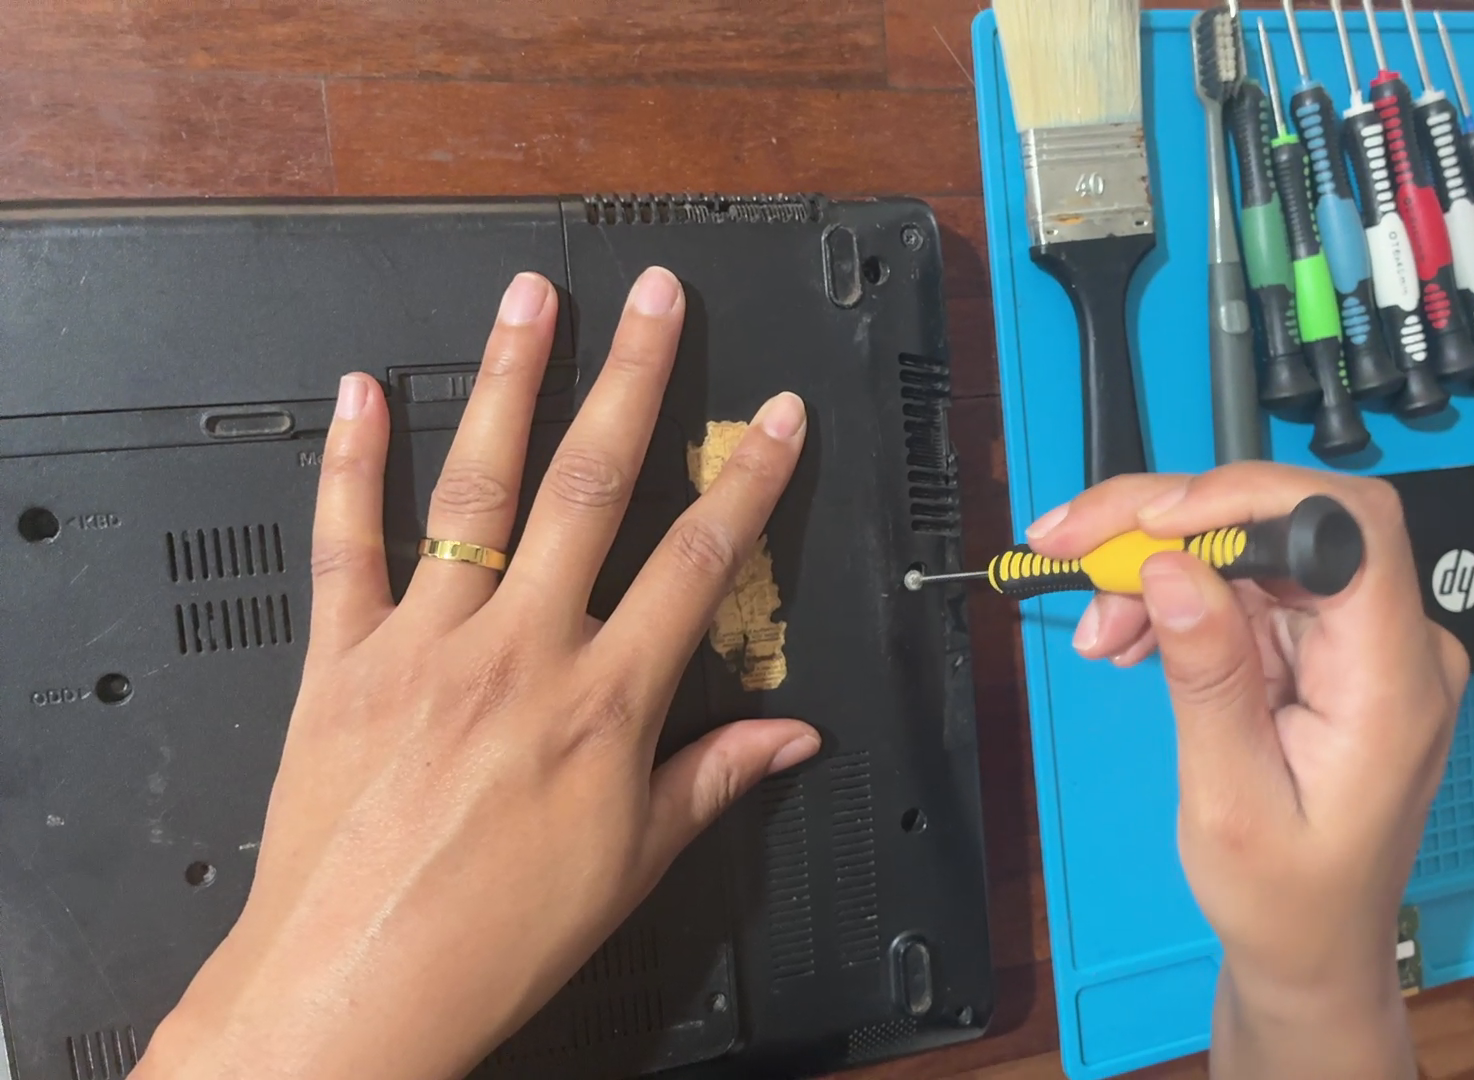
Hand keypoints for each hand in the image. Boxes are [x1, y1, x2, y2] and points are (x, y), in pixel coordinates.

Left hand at [133, 268, 820, 1079]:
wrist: (345, 1001)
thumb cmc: (508, 930)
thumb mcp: (640, 856)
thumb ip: (722, 774)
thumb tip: (801, 737)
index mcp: (607, 699)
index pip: (700, 560)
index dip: (750, 479)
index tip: (777, 417)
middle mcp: (522, 648)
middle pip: (591, 487)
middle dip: (634, 381)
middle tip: (657, 302)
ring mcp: (426, 643)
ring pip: (475, 488)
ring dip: (509, 383)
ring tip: (533, 301)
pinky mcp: (343, 661)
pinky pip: (346, 546)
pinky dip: (352, 464)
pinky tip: (362, 393)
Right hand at [1025, 464, 1466, 1079]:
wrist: (1309, 943)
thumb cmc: (1282, 896)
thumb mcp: (1229, 799)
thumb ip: (1208, 678)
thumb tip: (1170, 569)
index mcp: (1390, 679)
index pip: (1348, 528)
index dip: (1246, 496)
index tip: (1146, 521)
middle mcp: (1384, 638)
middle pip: (1280, 524)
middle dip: (1164, 525)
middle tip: (1071, 544)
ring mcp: (1347, 638)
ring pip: (1243, 550)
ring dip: (1154, 569)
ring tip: (1098, 629)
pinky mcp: (1312, 645)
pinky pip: (1235, 589)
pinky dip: (1170, 599)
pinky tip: (1126, 636)